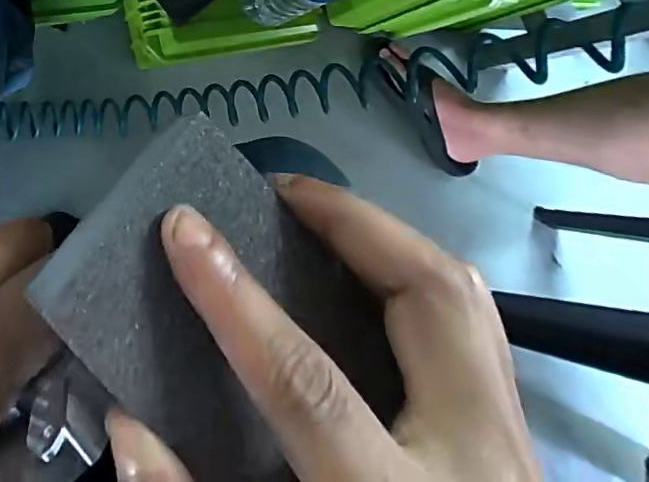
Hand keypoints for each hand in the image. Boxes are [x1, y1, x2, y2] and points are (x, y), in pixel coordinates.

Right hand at [107, 174, 538, 481]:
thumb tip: (128, 424)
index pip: (312, 386)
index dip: (237, 300)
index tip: (183, 230)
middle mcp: (481, 463)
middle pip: (431, 299)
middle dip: (349, 224)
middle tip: (276, 194)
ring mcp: (517, 446)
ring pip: (466, 296)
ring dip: (386, 237)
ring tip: (316, 214)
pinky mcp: (521, 439)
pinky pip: (471, 322)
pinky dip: (412, 274)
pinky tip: (366, 270)